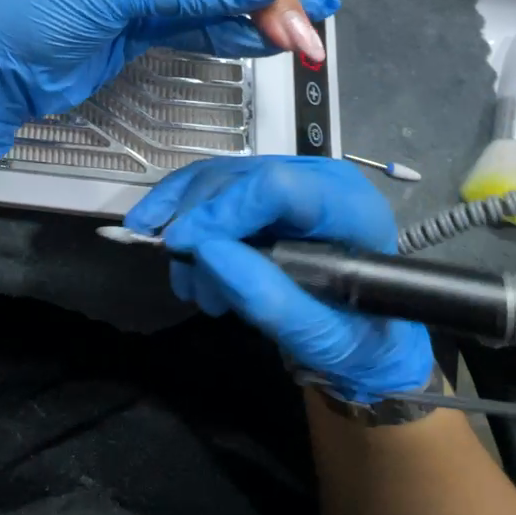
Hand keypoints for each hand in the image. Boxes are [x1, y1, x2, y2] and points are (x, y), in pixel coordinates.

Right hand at [123, 155, 434, 402]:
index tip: (183, 245)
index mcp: (348, 208)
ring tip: (183, 279)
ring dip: (178, 218)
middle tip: (183, 276)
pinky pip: (204, 182)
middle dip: (195, 222)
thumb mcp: (323, 337)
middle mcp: (314, 177)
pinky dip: (172, 206)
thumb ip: (269, 298)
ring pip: (212, 177)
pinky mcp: (256, 184)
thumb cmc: (357, 340)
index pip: (276, 187)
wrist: (364, 338)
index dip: (223, 210)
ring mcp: (283, 174)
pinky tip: (151, 232)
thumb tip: (206, 251)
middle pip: (236, 179)